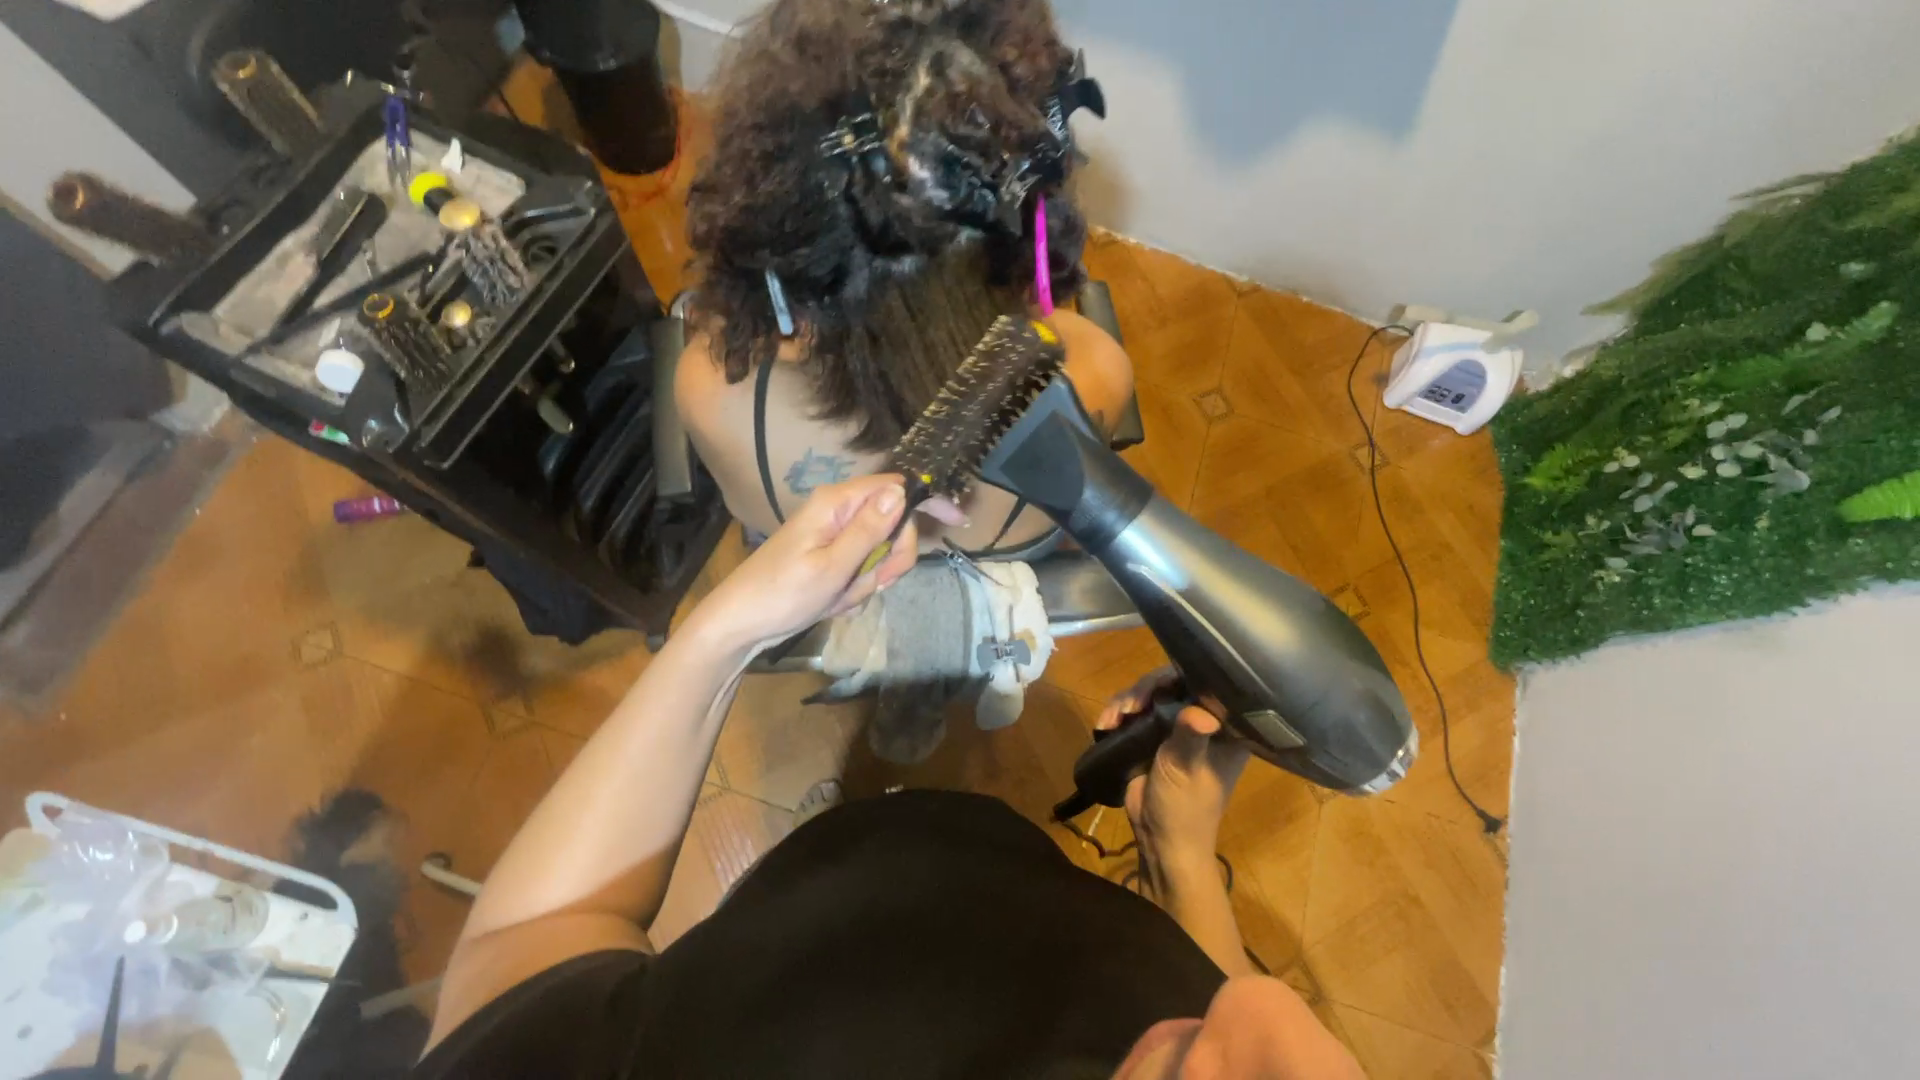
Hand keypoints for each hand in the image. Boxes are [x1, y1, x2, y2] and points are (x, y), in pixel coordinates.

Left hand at [689, 474, 920, 653]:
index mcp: (837, 503)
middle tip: (871, 581)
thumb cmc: (783, 593)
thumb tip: (900, 491)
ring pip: (880, 552)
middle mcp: (838, 512)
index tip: (958, 521)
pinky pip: (862, 569)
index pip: (895, 486)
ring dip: (870, 578)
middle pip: (894, 524)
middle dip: (890, 557)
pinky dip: (856, 588)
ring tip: (841, 596)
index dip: (928, 500)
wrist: (742, 624)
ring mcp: (834, 536)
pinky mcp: (831, 558)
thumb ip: (869, 529)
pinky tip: (834, 602)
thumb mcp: (833, 566)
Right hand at [1096, 670, 1250, 873]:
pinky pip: (1135, 712)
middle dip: (1145, 690)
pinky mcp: (1152, 737)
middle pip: (1173, 685)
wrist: (1160, 841)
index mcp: (1226, 727)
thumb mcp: (1186, 769)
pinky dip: (1118, 714)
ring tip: (1112, 719)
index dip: (1180, 676)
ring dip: (1126, 702)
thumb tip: (1199, 713)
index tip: (1156, 687)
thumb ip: (1190, 737)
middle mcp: (1204, 721)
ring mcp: (1175, 728)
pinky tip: (1106, 725)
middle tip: (1129, 706)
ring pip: (1150, 695)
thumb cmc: (1185, 808)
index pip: (1207, 684)